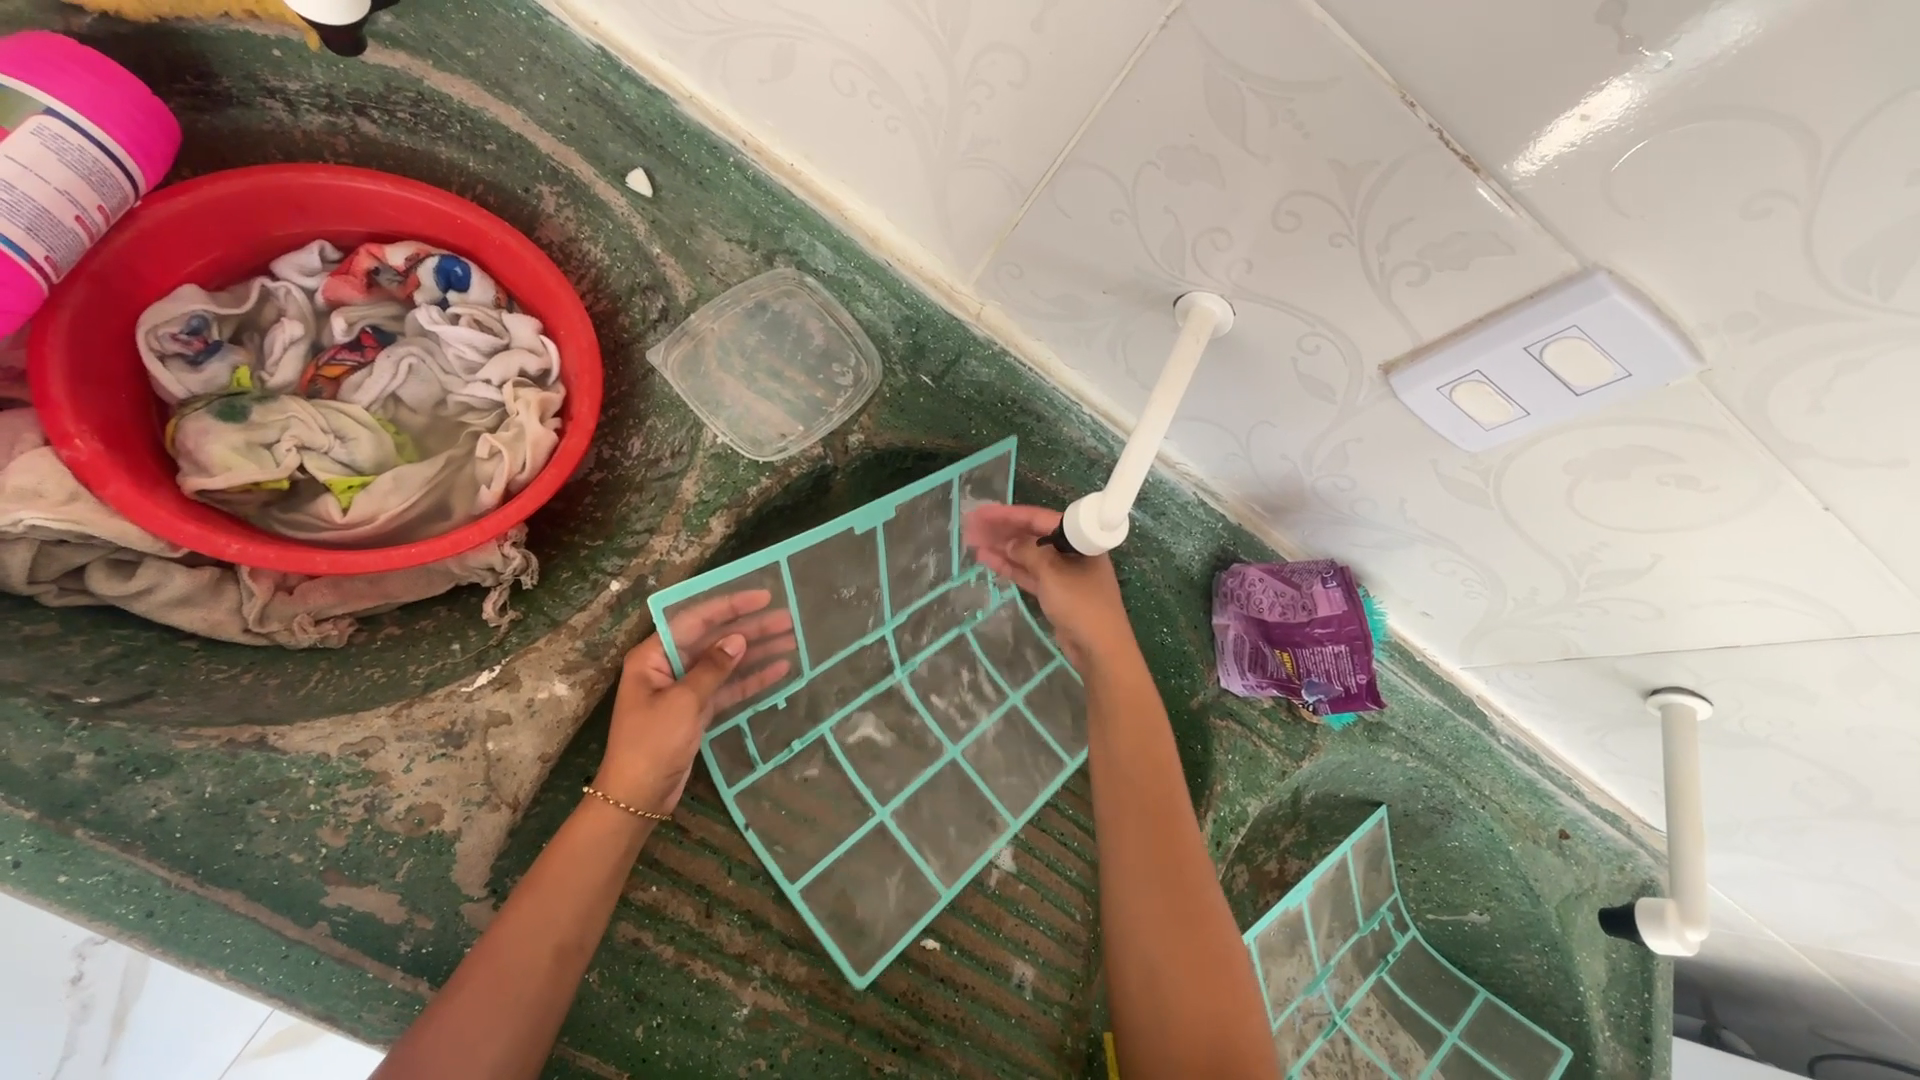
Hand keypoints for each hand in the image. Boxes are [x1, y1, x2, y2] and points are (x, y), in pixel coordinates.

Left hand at [595, 589, 794, 814]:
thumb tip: (738, 639)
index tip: (764, 597)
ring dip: (757, 652)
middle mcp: (669, 665)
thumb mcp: (683, 703)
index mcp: (654, 655)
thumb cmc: (652, 744)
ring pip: (726, 662)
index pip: (696, 620)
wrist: (637, 796)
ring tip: (792, 641)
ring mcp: (685, 689)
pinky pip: (729, 687)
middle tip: (788, 620)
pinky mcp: (698, 710)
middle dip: (751, 629)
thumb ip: (713, 669)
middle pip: (715, 639)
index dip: (731, 606)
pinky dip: (752, 680)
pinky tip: (780, 670)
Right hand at [963, 503, 1137, 672]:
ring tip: (973, 542)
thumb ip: (1029, 553)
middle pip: (1031, 535)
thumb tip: (1008, 542)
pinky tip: (987, 559)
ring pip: (1027, 555)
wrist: (1099, 649)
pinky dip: (1009, 567)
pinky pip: (1028, 573)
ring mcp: (1062, 573)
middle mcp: (1070, 551)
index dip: (1009, 515)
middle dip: (1001, 531)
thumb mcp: (1053, 573)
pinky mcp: (1054, 592)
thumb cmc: (1081, 605)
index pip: (1039, 519)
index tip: (983, 513)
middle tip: (971, 527)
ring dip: (1001, 548)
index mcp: (1078, 540)